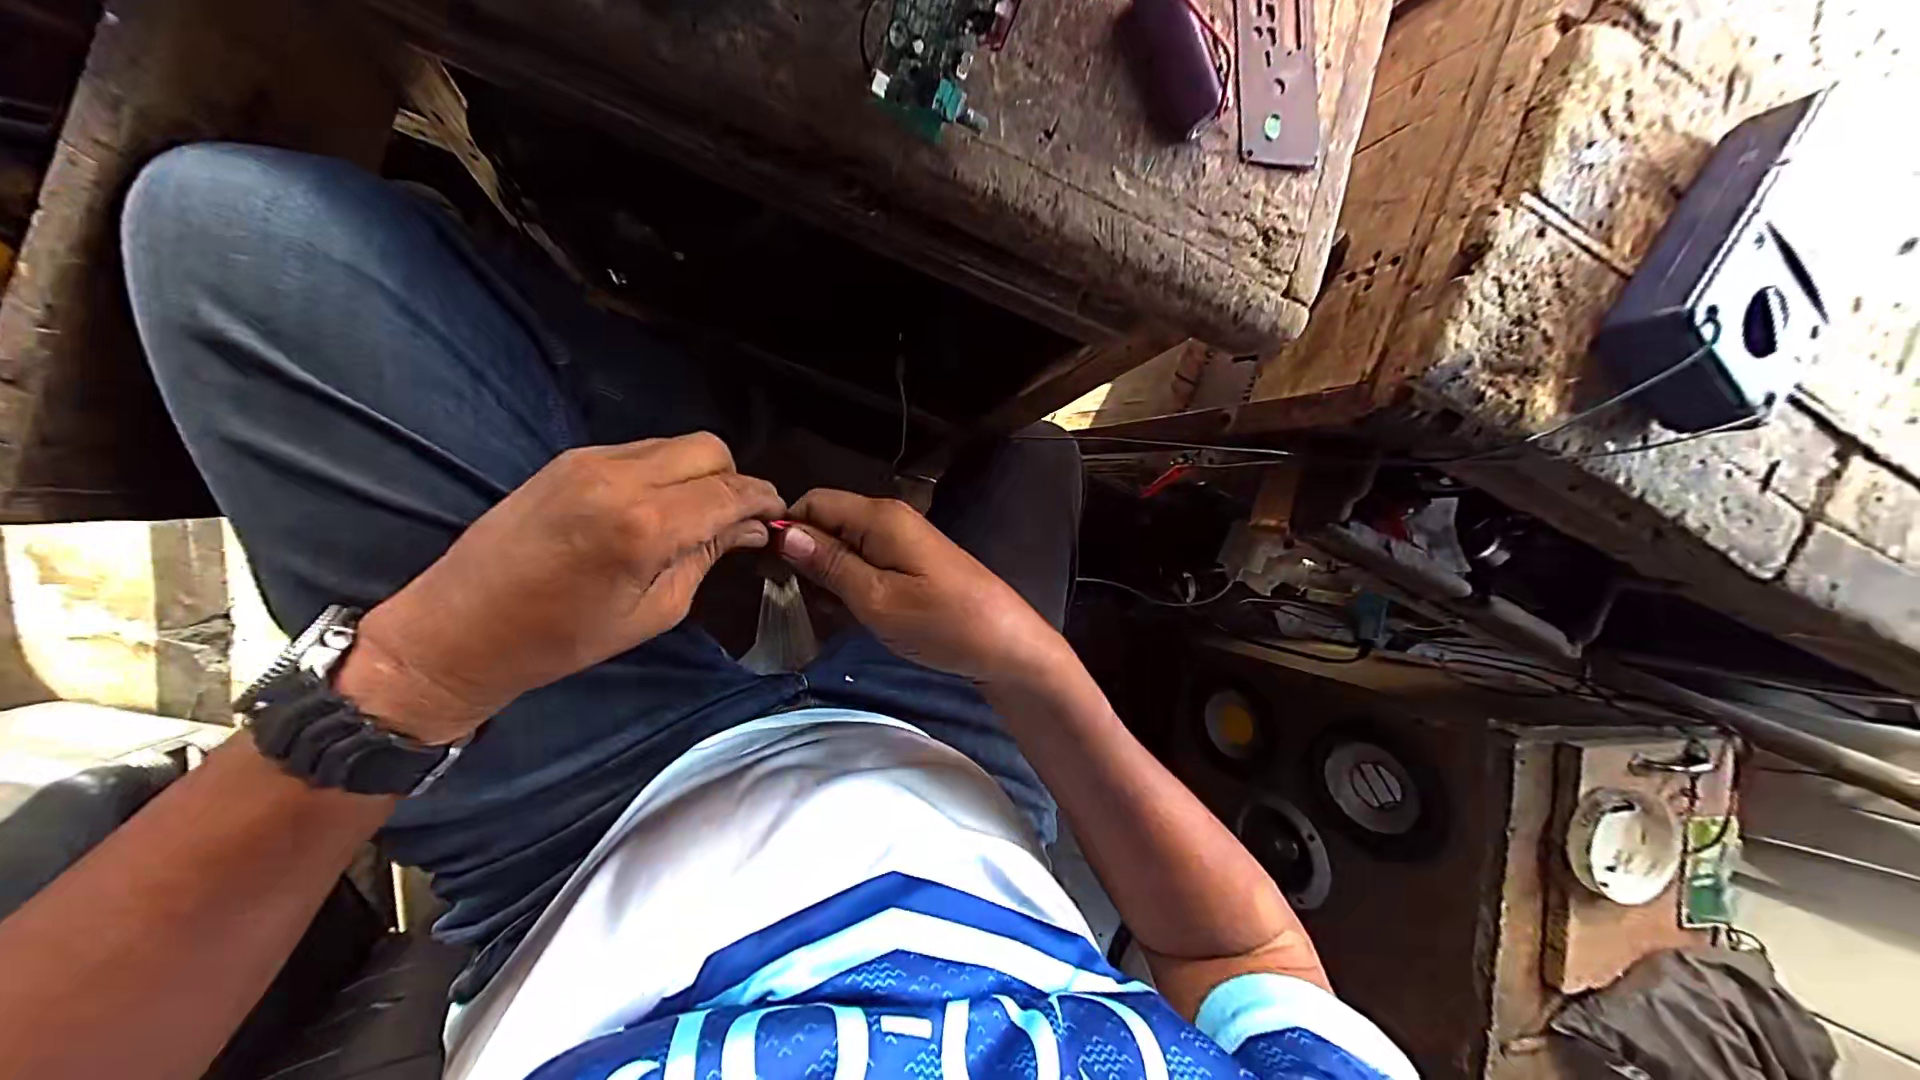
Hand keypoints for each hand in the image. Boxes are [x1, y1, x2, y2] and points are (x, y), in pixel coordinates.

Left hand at [337, 433, 784, 742]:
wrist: (459, 629)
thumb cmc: (563, 639)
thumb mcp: (656, 610)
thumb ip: (708, 556)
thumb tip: (751, 527)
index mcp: (644, 524)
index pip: (731, 491)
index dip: (764, 500)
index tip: (777, 516)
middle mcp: (619, 476)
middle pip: (710, 448)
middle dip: (734, 480)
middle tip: (734, 519)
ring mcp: (590, 460)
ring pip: (677, 444)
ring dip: (699, 474)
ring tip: (693, 515)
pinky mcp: (570, 458)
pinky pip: (642, 450)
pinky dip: (665, 472)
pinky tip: (654, 507)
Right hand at [776, 489, 1069, 685]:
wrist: (1006, 646)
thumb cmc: (943, 623)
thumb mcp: (877, 599)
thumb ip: (830, 563)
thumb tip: (783, 531)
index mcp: (880, 517)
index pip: (814, 502)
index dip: (786, 529)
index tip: (769, 570)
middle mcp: (890, 519)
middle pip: (829, 522)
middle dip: (805, 557)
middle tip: (795, 599)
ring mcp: (903, 542)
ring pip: (845, 547)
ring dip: (827, 577)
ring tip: (825, 614)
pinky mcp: (912, 564)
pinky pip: (867, 563)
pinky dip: (851, 586)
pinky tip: (850, 615)